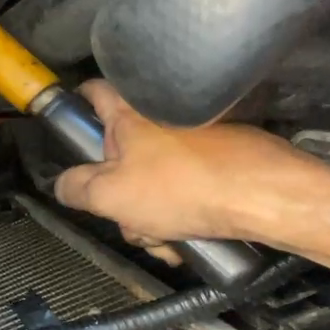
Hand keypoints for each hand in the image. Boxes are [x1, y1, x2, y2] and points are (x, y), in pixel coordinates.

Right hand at [53, 80, 329, 258]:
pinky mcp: (224, 158)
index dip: (77, 104)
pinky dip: (180, 212)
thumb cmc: (183, 189)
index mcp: (131, 116)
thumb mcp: (107, 197)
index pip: (94, 93)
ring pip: (152, 178)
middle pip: (121, 154)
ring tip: (162, 236)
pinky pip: (185, 187)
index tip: (71, 122)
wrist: (265, 198)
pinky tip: (186, 236)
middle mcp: (165, 118)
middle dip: (116, 192)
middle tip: (121, 214)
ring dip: (148, 213)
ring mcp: (197, 138)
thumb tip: (63, 185)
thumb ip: (73, 188)